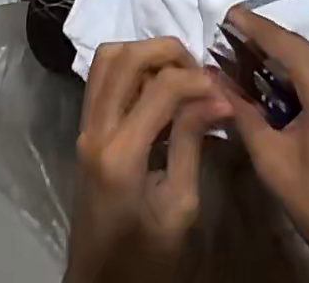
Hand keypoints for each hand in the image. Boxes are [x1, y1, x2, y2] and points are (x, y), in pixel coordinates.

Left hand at [66, 38, 230, 282]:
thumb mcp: (180, 206)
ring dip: (146, 54)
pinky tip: (158, 89)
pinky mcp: (86, 128)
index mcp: (120, 155)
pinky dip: (132, 66)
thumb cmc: (144, 257)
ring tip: (178, 76)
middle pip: (126, 56)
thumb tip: (218, 95)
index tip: (224, 93)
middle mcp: (95, 130)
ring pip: (108, 58)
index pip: (161, 87)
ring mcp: (85, 127)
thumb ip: (191, 142)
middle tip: (198, 74)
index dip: (198, 80)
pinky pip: (103, 76)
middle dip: (169, 52)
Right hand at [217, 6, 308, 282]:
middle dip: (256, 36)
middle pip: (291, 42)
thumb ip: (242, 114)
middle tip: (219, 35)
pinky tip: (257, 74)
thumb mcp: (272, 159)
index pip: (281, 40)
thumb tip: (213, 79)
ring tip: (231, 50)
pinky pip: (307, 69)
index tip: (222, 11)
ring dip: (268, 51)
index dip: (251, 24)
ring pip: (299, 54)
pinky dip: (281, 67)